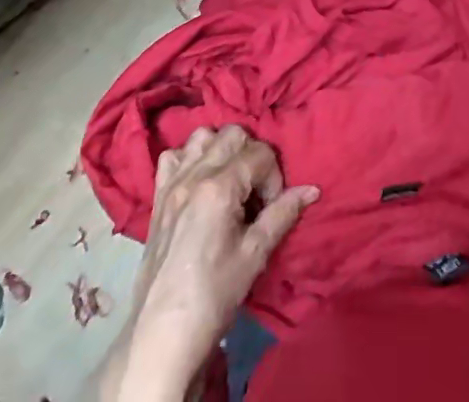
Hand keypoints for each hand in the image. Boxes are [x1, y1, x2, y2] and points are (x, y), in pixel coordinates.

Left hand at [112, 125, 317, 400]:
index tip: (273, 208)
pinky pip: (172, 156)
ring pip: (201, 136)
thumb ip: (282, 214)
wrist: (164, 332)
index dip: (275, 178)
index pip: (260, 154)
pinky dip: (190, 158)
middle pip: (233, 135)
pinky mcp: (157, 197)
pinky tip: (200, 183)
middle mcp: (193, 176)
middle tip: (256, 193)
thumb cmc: (215, 294)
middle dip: (253, 156)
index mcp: (218, 188)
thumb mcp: (255, 255)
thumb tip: (311, 189)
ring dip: (222, 150)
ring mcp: (171, 184)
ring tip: (232, 181)